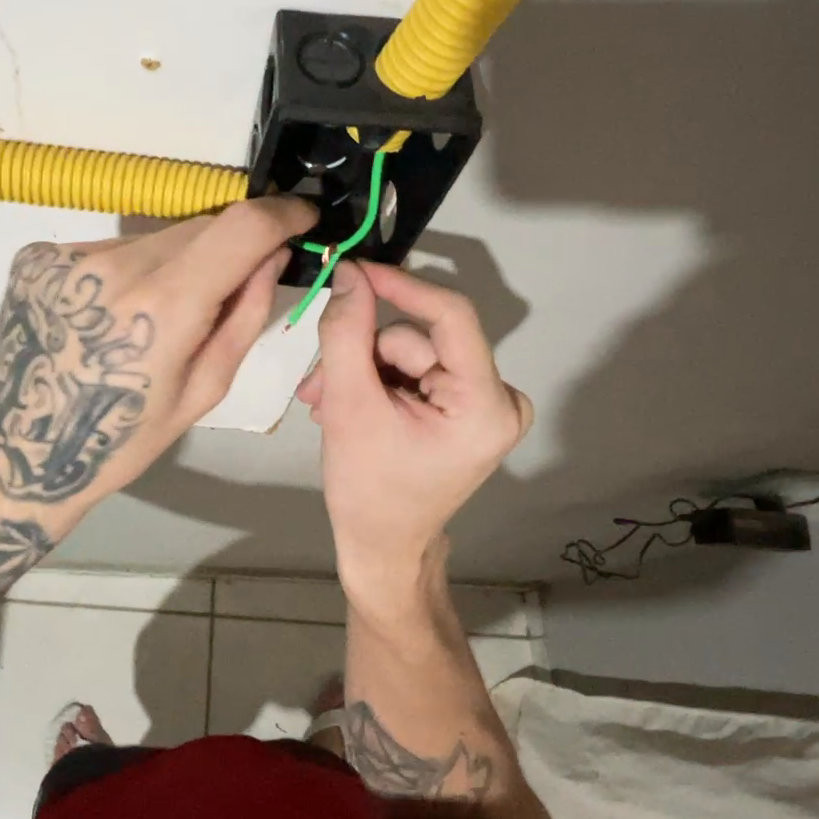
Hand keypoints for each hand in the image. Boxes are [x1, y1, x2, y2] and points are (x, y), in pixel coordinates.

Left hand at [0, 197, 316, 532]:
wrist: (23, 451)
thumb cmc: (124, 437)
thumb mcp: (204, 389)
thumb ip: (245, 314)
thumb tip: (274, 254)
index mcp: (162, 307)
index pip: (241, 226)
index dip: (281, 213)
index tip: (301, 215)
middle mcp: (113, 265)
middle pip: (198, 228)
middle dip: (226, 249)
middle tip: (222, 294)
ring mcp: (69, 257)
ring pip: (154, 236)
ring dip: (173, 261)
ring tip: (153, 318)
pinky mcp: (38, 256)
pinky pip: (111, 247)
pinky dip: (128, 270)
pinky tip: (113, 315)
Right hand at [296, 261, 532, 593]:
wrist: (382, 548)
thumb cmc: (368, 491)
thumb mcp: (348, 408)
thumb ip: (346, 334)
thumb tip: (348, 273)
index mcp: (486, 405)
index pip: (451, 317)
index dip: (401, 286)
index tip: (354, 269)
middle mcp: (500, 398)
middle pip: (419, 339)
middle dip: (361, 355)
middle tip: (318, 384)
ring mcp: (485, 403)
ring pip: (409, 351)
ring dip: (359, 370)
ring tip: (325, 403)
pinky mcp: (467, 407)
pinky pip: (415, 369)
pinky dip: (375, 381)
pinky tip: (347, 405)